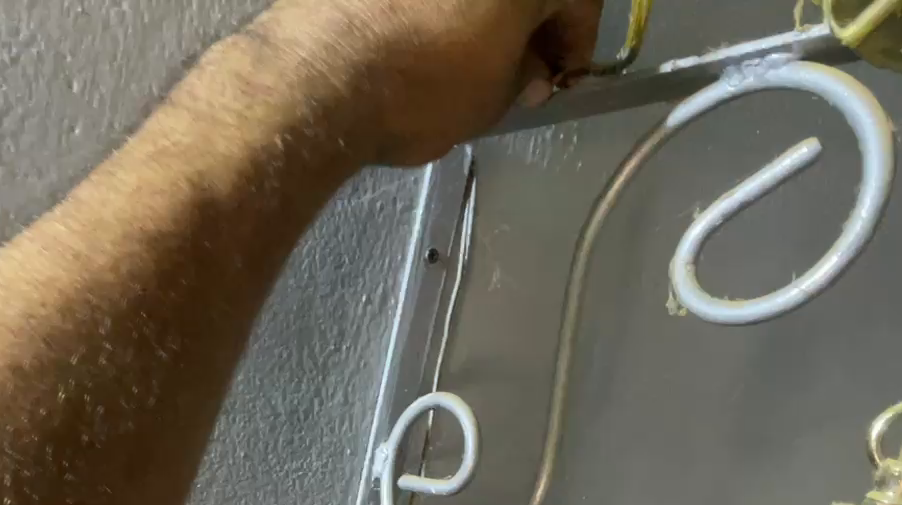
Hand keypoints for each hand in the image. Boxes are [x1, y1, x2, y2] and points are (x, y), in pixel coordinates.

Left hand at [248, 0, 604, 166]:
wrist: (323, 75)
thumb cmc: (421, 87)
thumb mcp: (493, 99)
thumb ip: (525, 76)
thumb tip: (529, 70)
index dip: (578, 41)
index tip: (562, 77)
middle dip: (531, 21)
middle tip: (520, 70)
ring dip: (484, 12)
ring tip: (468, 58)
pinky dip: (436, 8)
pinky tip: (424, 38)